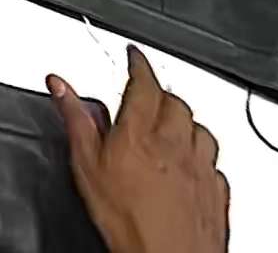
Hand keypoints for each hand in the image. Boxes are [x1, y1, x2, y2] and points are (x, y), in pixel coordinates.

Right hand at [48, 47, 228, 252]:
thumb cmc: (128, 222)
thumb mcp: (86, 165)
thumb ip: (75, 119)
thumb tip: (60, 85)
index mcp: (141, 133)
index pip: (145, 84)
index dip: (139, 65)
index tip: (135, 56)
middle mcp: (175, 146)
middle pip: (176, 103)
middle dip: (161, 92)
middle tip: (146, 91)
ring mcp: (201, 172)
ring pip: (202, 130)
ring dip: (186, 120)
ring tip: (171, 122)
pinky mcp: (218, 198)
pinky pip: (216, 164)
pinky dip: (204, 155)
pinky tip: (192, 163)